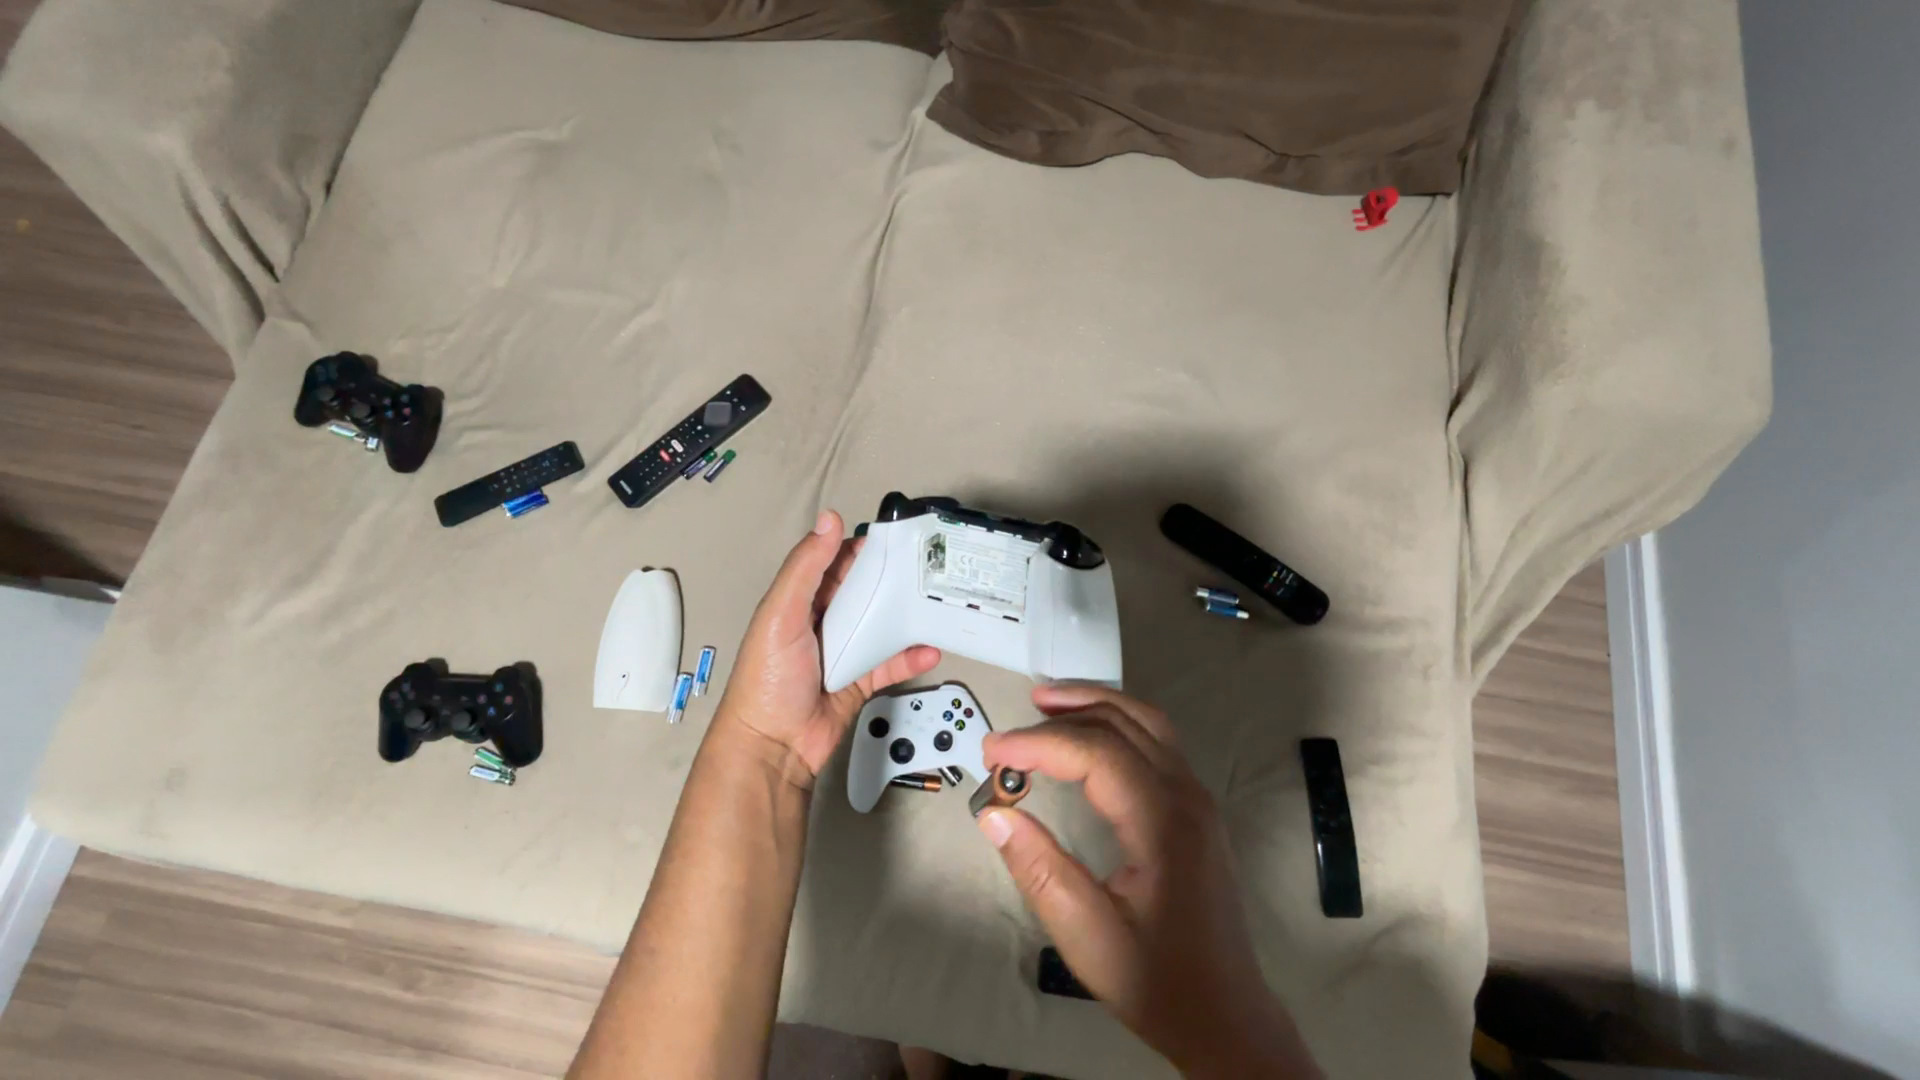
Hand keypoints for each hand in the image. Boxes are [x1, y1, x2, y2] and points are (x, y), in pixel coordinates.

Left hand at [711, 510, 940, 786]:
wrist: (773, 747)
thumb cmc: (768, 677)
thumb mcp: (781, 614)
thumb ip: (805, 567)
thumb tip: (829, 518)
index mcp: (799, 601)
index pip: (833, 563)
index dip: (860, 548)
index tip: (894, 537)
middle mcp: (822, 622)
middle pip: (862, 592)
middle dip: (891, 579)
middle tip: (926, 568)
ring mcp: (843, 653)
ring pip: (881, 626)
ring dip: (906, 618)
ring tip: (936, 604)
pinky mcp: (860, 682)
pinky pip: (890, 664)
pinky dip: (910, 657)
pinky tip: (930, 650)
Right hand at [976, 686, 1322, 1079]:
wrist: (1224, 1014)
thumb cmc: (1155, 979)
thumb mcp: (1086, 934)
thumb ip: (1038, 868)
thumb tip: (993, 813)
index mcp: (1163, 823)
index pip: (1097, 752)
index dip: (1040, 744)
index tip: (993, 753)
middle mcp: (1187, 796)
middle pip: (1124, 723)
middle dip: (1063, 714)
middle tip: (1012, 726)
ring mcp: (1197, 799)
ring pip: (1147, 722)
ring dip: (1095, 706)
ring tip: (1045, 704)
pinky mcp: (1195, 808)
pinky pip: (1157, 741)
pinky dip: (1116, 724)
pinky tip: (1088, 736)